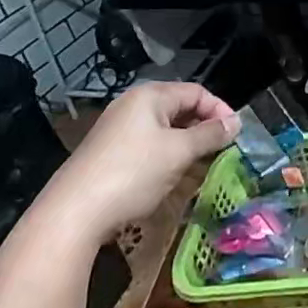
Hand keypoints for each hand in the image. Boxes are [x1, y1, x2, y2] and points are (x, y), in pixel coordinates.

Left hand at [35, 83, 239, 247]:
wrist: (72, 215)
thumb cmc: (133, 173)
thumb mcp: (180, 152)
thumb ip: (210, 134)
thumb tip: (235, 122)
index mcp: (150, 96)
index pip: (196, 92)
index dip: (220, 110)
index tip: (235, 134)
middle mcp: (131, 106)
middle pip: (179, 108)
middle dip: (203, 128)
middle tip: (221, 151)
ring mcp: (117, 130)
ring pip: (164, 130)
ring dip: (186, 145)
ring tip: (200, 166)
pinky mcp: (108, 154)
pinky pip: (148, 146)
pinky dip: (166, 157)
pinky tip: (170, 178)